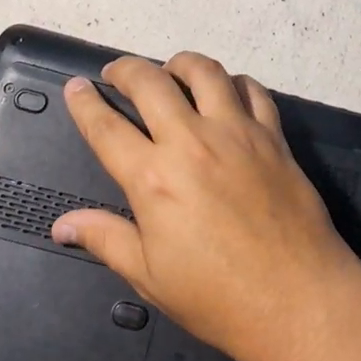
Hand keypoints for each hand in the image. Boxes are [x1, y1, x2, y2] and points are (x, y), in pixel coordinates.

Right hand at [50, 54, 360, 360]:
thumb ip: (106, 239)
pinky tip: (227, 91)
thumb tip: (63, 225)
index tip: (75, 88)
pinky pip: (252, 90)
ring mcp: (237, 132)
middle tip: (117, 73)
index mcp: (154, 177)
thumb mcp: (150, 276)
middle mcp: (192, 141)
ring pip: (205, 72)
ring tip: (171, 70)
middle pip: (151, 82)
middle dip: (126, 70)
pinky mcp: (273, 135)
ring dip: (181, 64)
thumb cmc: (217, 296)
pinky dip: (234, 82)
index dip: (84, 103)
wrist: (297, 297)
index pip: (106, 127)